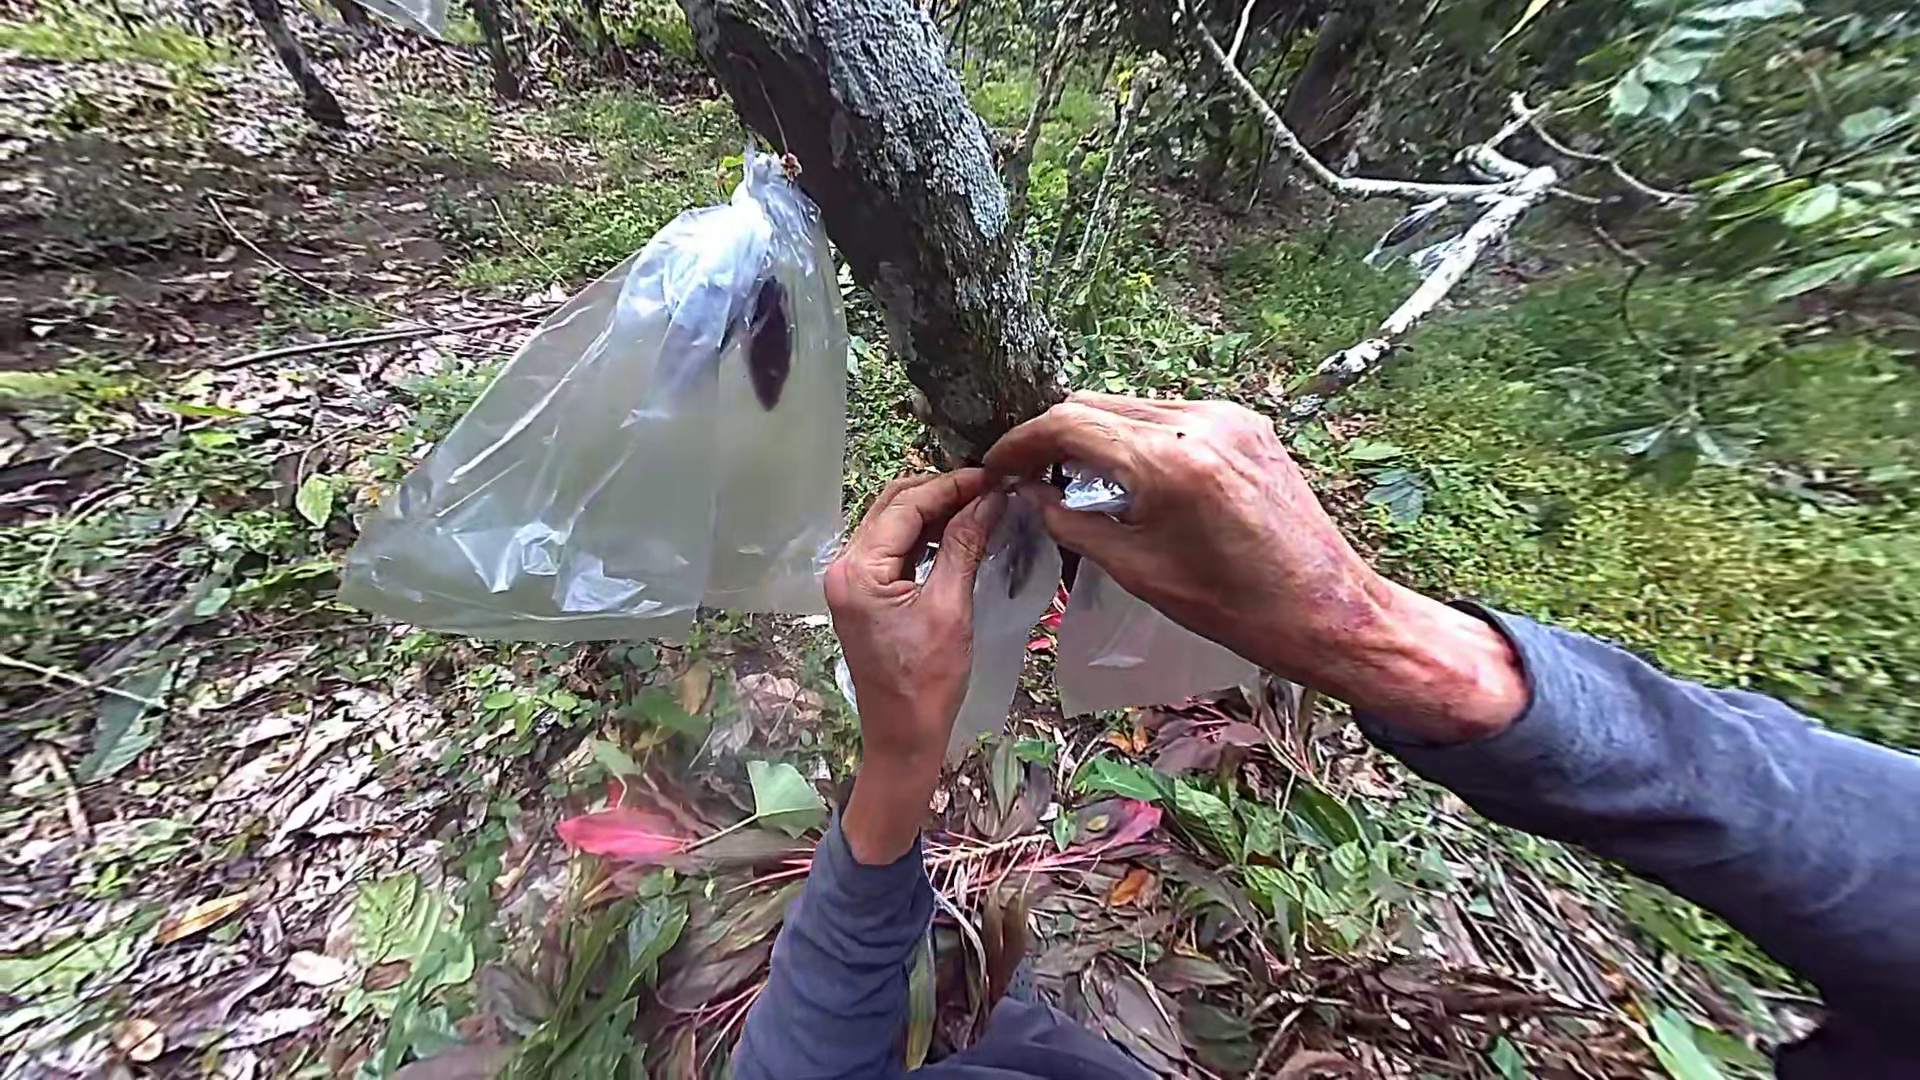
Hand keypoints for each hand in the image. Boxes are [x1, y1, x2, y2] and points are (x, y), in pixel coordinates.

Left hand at [825, 469, 1004, 861]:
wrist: (904, 736)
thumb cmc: (928, 681)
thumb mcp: (951, 608)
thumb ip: (965, 545)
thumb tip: (990, 499)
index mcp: (858, 570)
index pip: (905, 506)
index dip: (951, 486)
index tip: (991, 476)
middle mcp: (845, 566)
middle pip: (892, 506)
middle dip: (940, 491)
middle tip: (986, 487)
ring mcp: (851, 579)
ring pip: (892, 523)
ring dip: (932, 510)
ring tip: (977, 504)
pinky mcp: (864, 592)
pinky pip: (894, 548)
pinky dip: (924, 535)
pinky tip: (955, 530)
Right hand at [984, 393, 1524, 741]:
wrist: (1328, 609)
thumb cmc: (1230, 606)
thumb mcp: (1136, 570)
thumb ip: (1071, 521)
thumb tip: (1029, 493)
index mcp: (1169, 463)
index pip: (1069, 423)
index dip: (1021, 441)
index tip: (996, 464)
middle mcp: (1197, 421)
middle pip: (1094, 403)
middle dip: (1049, 433)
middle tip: (1022, 469)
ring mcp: (1225, 415)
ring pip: (1127, 404)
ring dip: (1087, 432)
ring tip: (1063, 471)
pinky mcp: (1242, 422)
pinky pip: (1163, 414)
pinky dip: (1127, 435)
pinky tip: (1118, 469)